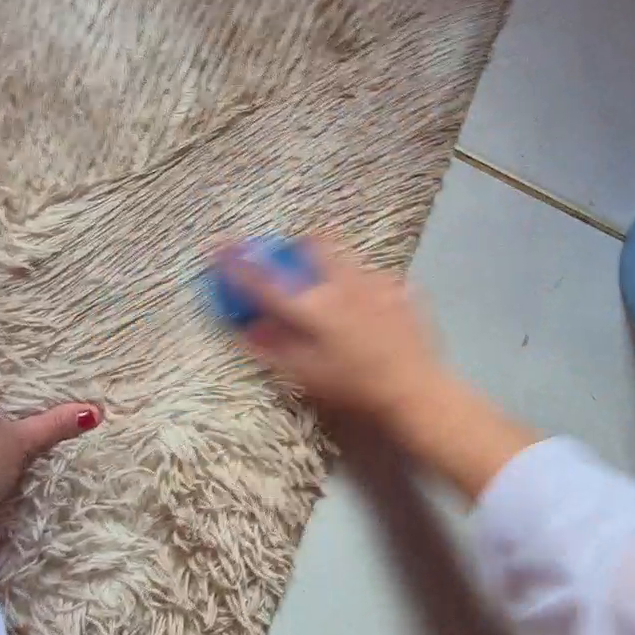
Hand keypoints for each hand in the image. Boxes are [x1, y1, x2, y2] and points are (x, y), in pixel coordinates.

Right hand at [217, 237, 446, 426]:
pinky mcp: (402, 289)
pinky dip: (364, 286)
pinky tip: (369, 311)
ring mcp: (376, 282)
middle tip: (293, 261)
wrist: (416, 391)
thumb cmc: (355, 389)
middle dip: (299, 245)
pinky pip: (375, 277)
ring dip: (333, 264)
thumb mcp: (306, 375)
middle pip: (314, 242)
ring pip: (346, 254)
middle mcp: (341, 285)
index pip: (264, 279)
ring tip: (335, 291)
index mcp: (312, 307)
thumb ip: (272, 347)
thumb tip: (245, 328)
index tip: (219, 248)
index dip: (237, 263)